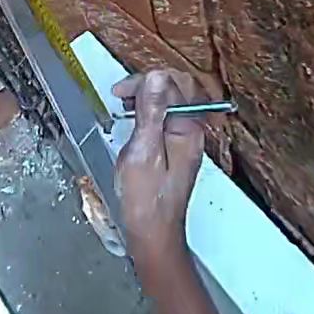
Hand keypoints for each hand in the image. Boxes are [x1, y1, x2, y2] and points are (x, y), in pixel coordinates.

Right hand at [115, 68, 209, 284]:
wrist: (153, 235)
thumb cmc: (147, 201)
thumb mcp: (143, 151)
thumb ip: (151, 113)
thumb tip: (156, 78)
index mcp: (187, 129)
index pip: (173, 85)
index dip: (146, 81)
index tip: (122, 90)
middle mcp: (191, 131)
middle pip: (177, 89)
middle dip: (149, 83)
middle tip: (123, 92)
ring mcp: (184, 140)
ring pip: (172, 100)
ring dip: (149, 95)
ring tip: (126, 102)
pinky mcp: (175, 149)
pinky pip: (167, 116)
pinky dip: (150, 110)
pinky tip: (134, 118)